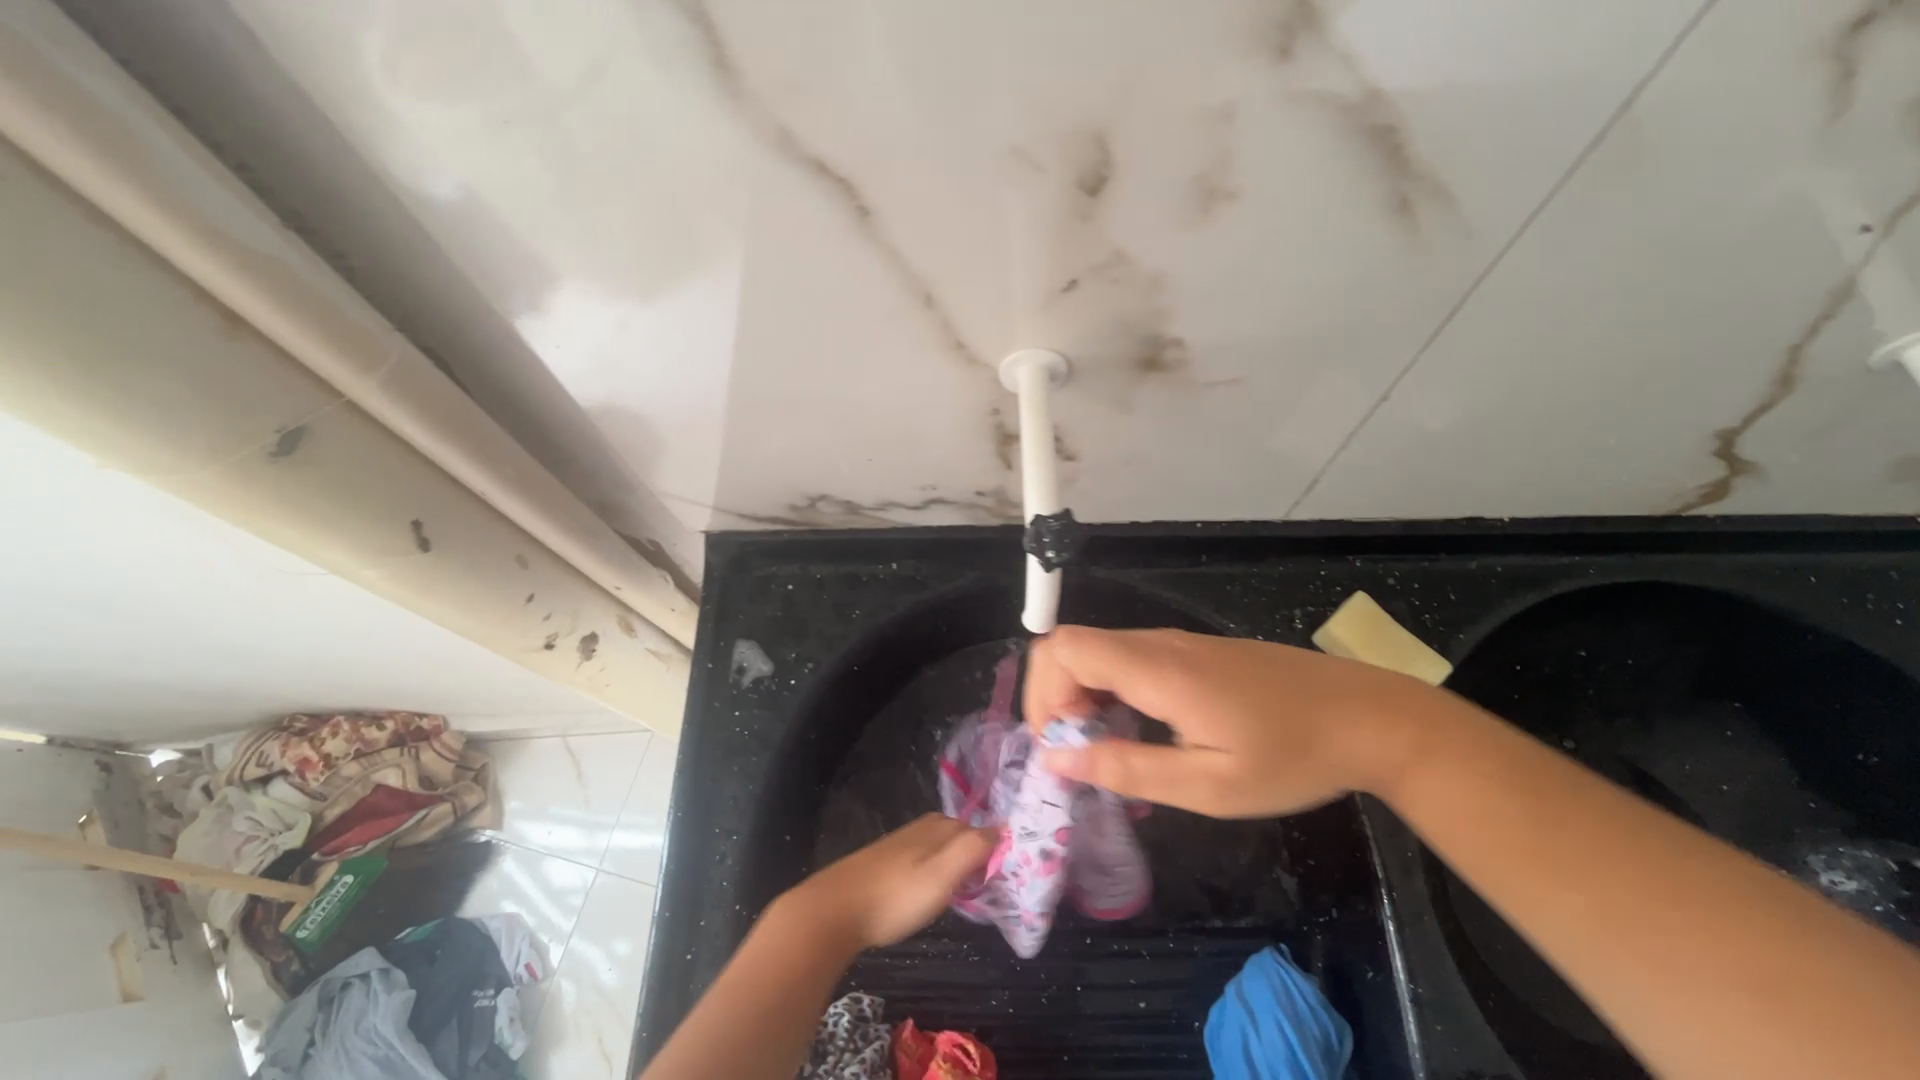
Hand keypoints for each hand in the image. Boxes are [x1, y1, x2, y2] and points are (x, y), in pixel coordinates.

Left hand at [777, 813, 997, 948]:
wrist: (832, 912)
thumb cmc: (895, 896)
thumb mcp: (942, 874)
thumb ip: (973, 849)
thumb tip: (1003, 828)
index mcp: (938, 827)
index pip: (979, 830)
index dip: (994, 851)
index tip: (1005, 878)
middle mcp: (920, 829)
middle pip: (959, 838)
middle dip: (976, 858)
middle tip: (987, 890)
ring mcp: (898, 846)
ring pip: (939, 851)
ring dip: (954, 868)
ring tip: (962, 896)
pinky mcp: (882, 865)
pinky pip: (920, 863)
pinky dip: (932, 876)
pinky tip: (927, 896)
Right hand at [1024, 626, 1459, 817]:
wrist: (1371, 718)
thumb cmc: (1292, 758)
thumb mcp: (1209, 786)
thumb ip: (1127, 770)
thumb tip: (1056, 759)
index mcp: (1160, 671)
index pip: (1064, 649)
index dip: (1043, 694)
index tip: (1061, 747)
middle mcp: (1161, 645)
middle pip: (1072, 646)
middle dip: (1055, 698)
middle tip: (1078, 753)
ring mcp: (1180, 644)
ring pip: (1099, 652)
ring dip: (1083, 698)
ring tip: (1109, 749)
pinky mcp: (1197, 652)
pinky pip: (1129, 660)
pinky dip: (1112, 692)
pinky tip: (1143, 732)